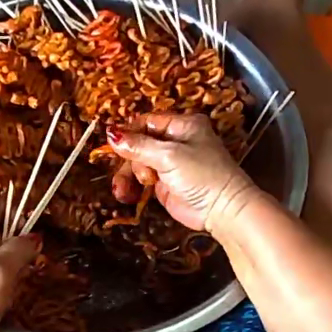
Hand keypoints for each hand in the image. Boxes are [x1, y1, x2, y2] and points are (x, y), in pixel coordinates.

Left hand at [0, 194, 39, 331]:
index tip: (26, 226)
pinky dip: (5, 272)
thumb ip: (20, 248)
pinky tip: (11, 286)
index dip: (7, 208)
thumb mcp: (1, 271)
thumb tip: (34, 237)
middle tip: (28, 254)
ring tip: (21, 273)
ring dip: (11, 257)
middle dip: (14, 237)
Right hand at [105, 113, 265, 234]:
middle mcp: (174, 141)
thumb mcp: (169, 156)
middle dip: (128, 161)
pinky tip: (127, 196)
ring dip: (127, 177)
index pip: (146, 122)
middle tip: (127, 175)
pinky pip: (139, 180)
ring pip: (135, 164)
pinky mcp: (163, 183)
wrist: (221, 210)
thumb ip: (138, 145)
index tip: (114, 146)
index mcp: (181, 125)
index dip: (128, 133)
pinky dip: (131, 187)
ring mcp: (168, 163)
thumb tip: (110, 133)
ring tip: (124, 192)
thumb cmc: (201, 175)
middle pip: (137, 144)